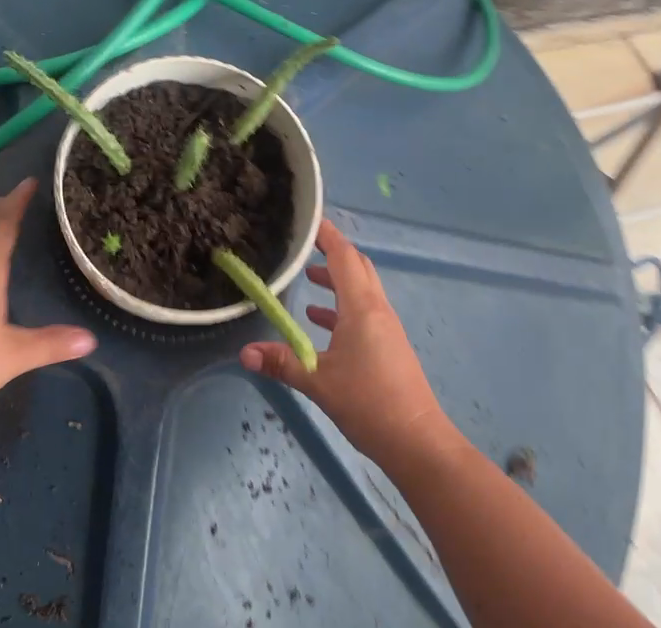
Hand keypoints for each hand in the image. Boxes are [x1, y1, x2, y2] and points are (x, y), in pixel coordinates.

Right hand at [239, 219, 446, 464]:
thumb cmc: (368, 402)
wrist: (417, 441)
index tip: (309, 220)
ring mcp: (386, 329)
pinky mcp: (388, 347)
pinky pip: (364, 313)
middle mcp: (377, 310)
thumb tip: (244, 353)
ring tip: (309, 279)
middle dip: (333, 253)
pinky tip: (321, 323)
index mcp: (362, 309)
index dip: (327, 236)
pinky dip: (342, 308)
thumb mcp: (317, 382)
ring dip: (338, 281)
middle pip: (358, 268)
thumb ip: (281, 363)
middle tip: (305, 246)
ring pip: (362, 291)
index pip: (344, 257)